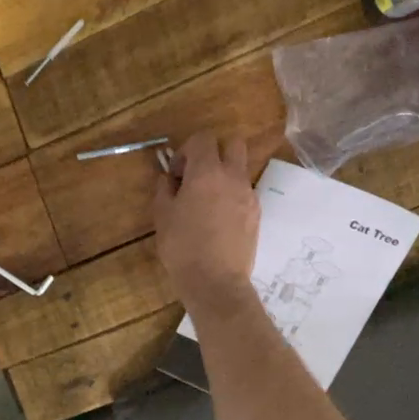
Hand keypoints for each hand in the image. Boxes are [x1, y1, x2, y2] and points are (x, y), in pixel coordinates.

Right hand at [153, 131, 268, 324]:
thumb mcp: (162, 217)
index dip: (187, 151)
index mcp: (206, 173)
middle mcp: (232, 176)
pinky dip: (231, 197)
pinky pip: (244, 193)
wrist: (215, 280)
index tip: (176, 173)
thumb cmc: (182, 248)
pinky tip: (218, 222)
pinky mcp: (256, 212)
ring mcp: (248, 194)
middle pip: (232, 144)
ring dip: (223, 176)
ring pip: (239, 170)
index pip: (203, 139)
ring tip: (207, 203)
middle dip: (214, 153)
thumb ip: (164, 190)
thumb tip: (167, 178)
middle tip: (197, 177)